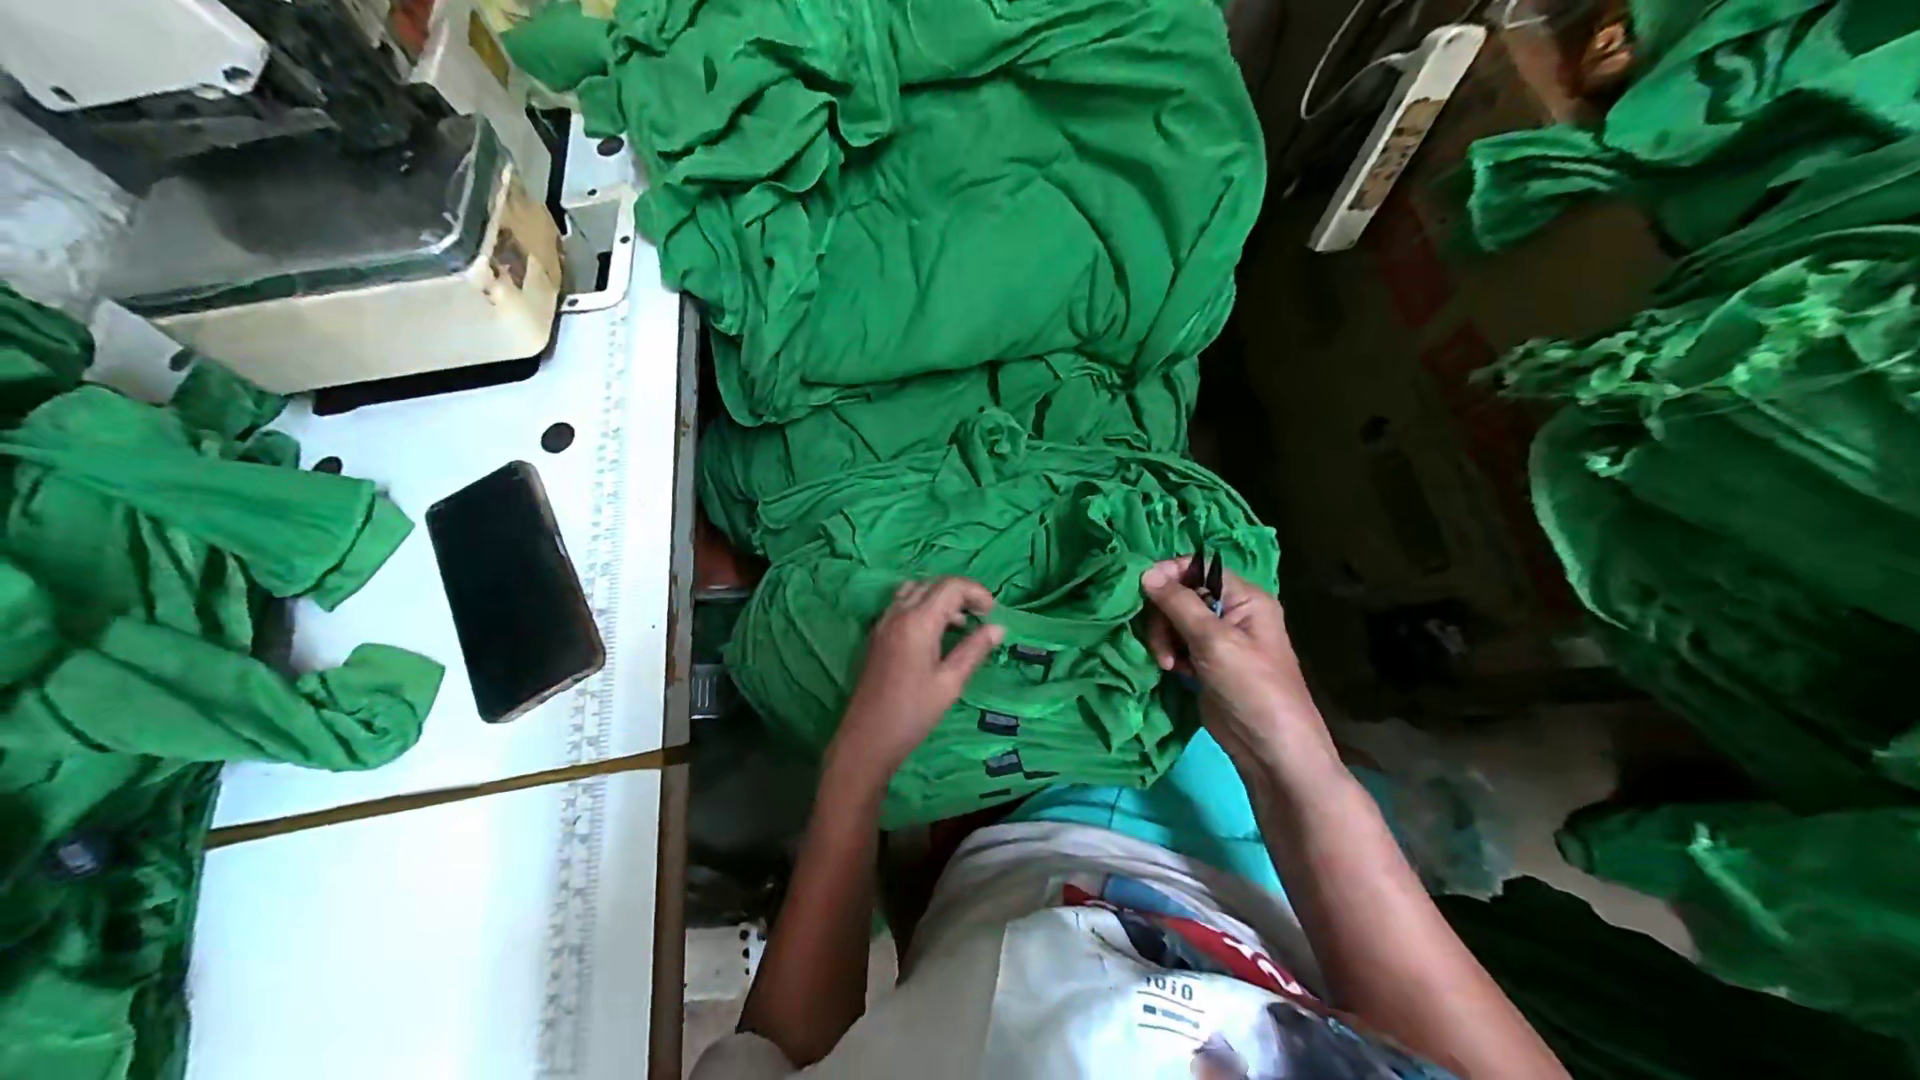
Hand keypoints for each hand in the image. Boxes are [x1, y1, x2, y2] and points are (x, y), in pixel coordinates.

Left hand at [830, 577, 1004, 779]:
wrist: (867, 739)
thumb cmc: (913, 713)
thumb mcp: (950, 682)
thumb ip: (974, 650)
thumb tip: (998, 628)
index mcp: (917, 622)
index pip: (951, 586)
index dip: (976, 592)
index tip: (993, 612)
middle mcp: (897, 614)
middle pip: (933, 583)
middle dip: (960, 592)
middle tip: (981, 615)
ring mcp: (883, 623)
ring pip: (915, 590)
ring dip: (940, 597)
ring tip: (962, 622)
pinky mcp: (878, 635)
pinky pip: (902, 605)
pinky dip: (924, 606)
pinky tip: (937, 633)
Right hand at [1140, 559, 1333, 774]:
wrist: (1270, 748)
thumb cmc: (1250, 686)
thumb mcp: (1213, 640)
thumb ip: (1179, 604)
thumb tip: (1146, 573)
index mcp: (1245, 598)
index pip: (1200, 567)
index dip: (1170, 574)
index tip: (1144, 591)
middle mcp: (1233, 613)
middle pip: (1182, 595)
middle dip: (1164, 616)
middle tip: (1162, 645)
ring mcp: (1219, 640)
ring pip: (1175, 621)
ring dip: (1163, 638)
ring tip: (1168, 664)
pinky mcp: (1206, 663)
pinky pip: (1177, 644)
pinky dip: (1170, 654)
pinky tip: (1173, 671)